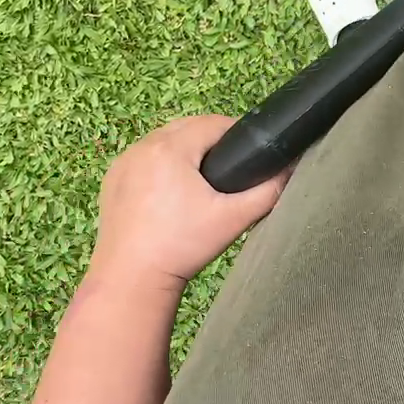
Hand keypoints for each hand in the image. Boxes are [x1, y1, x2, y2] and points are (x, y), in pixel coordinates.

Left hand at [88, 115, 286, 292]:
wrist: (131, 279)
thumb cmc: (183, 245)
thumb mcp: (236, 217)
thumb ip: (270, 190)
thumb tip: (291, 169)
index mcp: (170, 148)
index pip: (214, 123)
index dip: (237, 135)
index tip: (249, 156)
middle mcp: (143, 147)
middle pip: (188, 127)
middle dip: (212, 140)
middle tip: (231, 169)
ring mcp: (123, 163)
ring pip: (165, 141)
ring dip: (187, 150)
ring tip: (205, 179)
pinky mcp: (112, 180)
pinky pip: (146, 158)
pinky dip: (163, 164)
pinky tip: (174, 190)